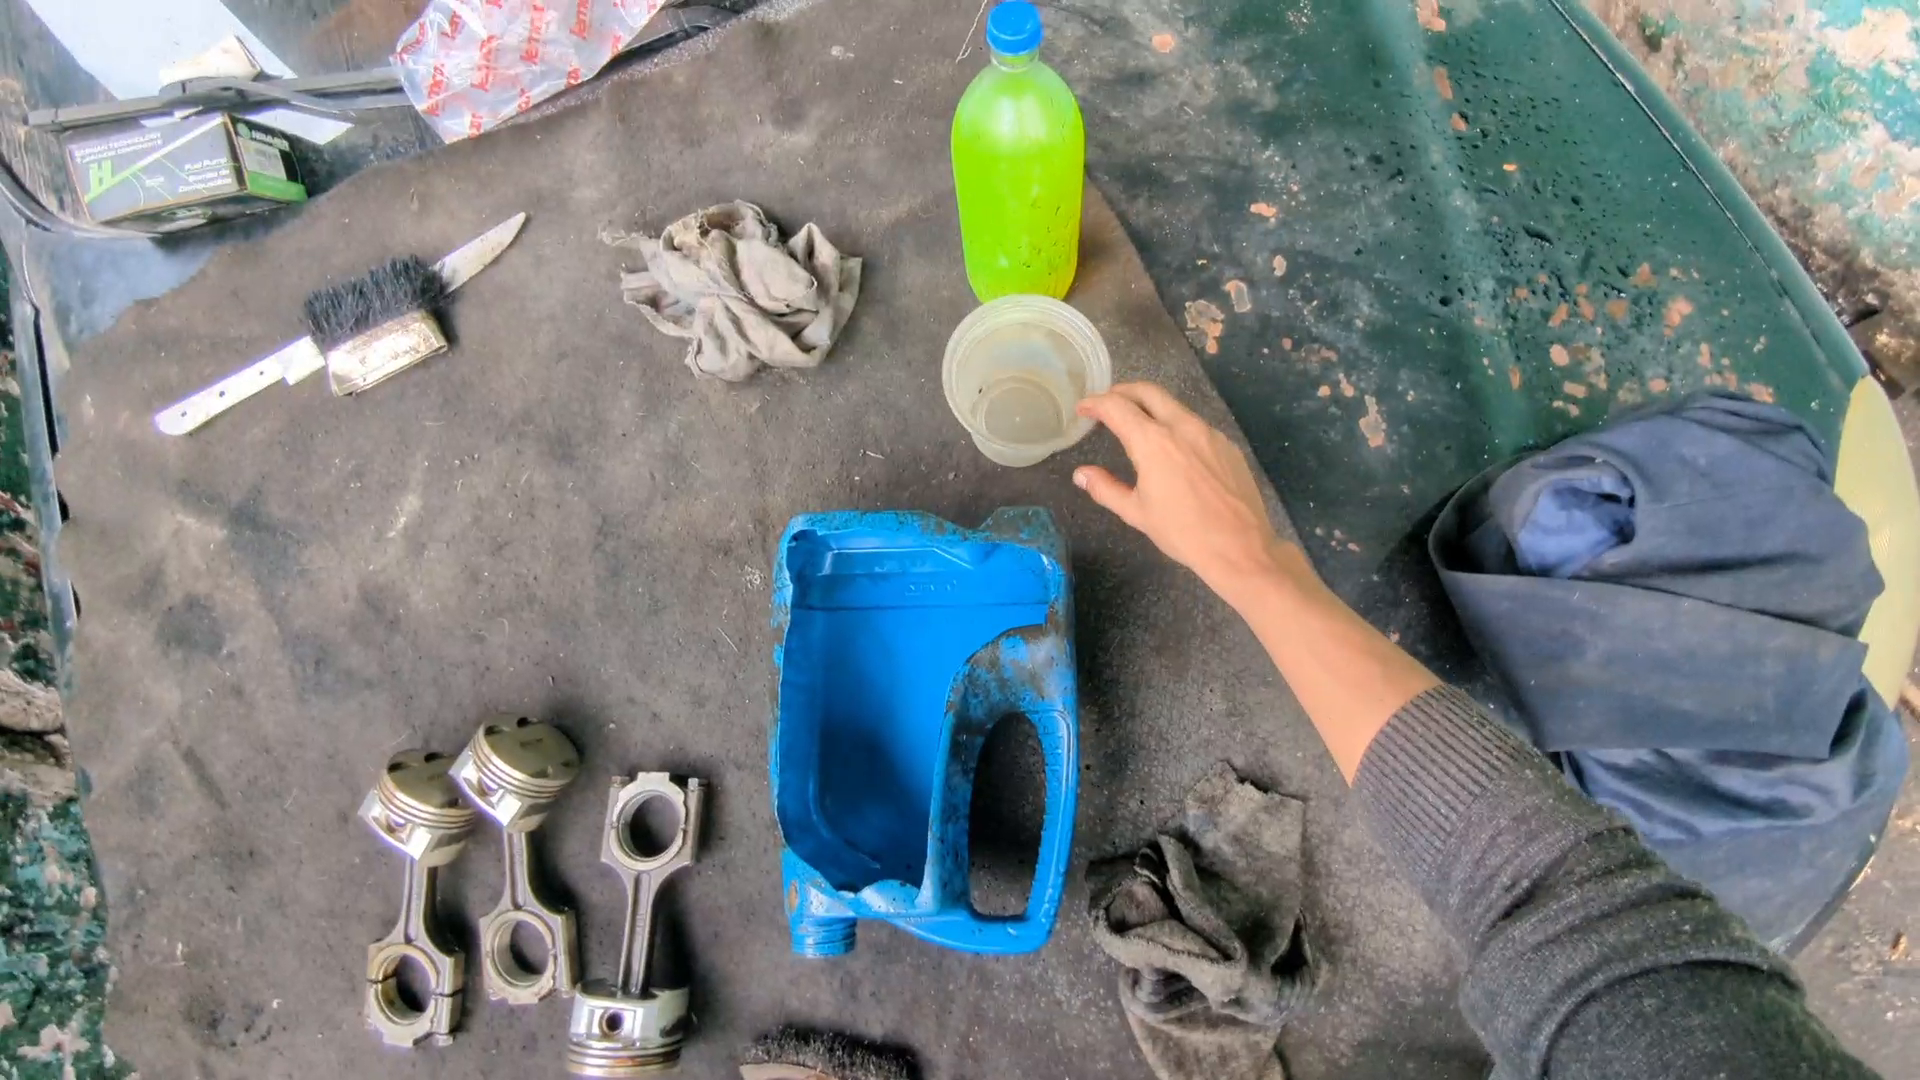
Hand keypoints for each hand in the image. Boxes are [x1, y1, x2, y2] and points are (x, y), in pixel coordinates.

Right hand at [1074, 382, 1289, 598]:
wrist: (1240, 546)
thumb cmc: (1182, 532)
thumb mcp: (1136, 513)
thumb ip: (1105, 488)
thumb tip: (1081, 474)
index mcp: (1153, 442)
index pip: (1117, 408)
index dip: (1095, 403)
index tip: (1082, 408)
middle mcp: (1182, 427)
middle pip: (1147, 392)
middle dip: (1122, 391)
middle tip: (1106, 403)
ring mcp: (1209, 433)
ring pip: (1174, 406)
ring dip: (1150, 406)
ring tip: (1136, 423)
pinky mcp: (1227, 444)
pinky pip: (1195, 424)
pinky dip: (1174, 425)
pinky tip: (1172, 448)